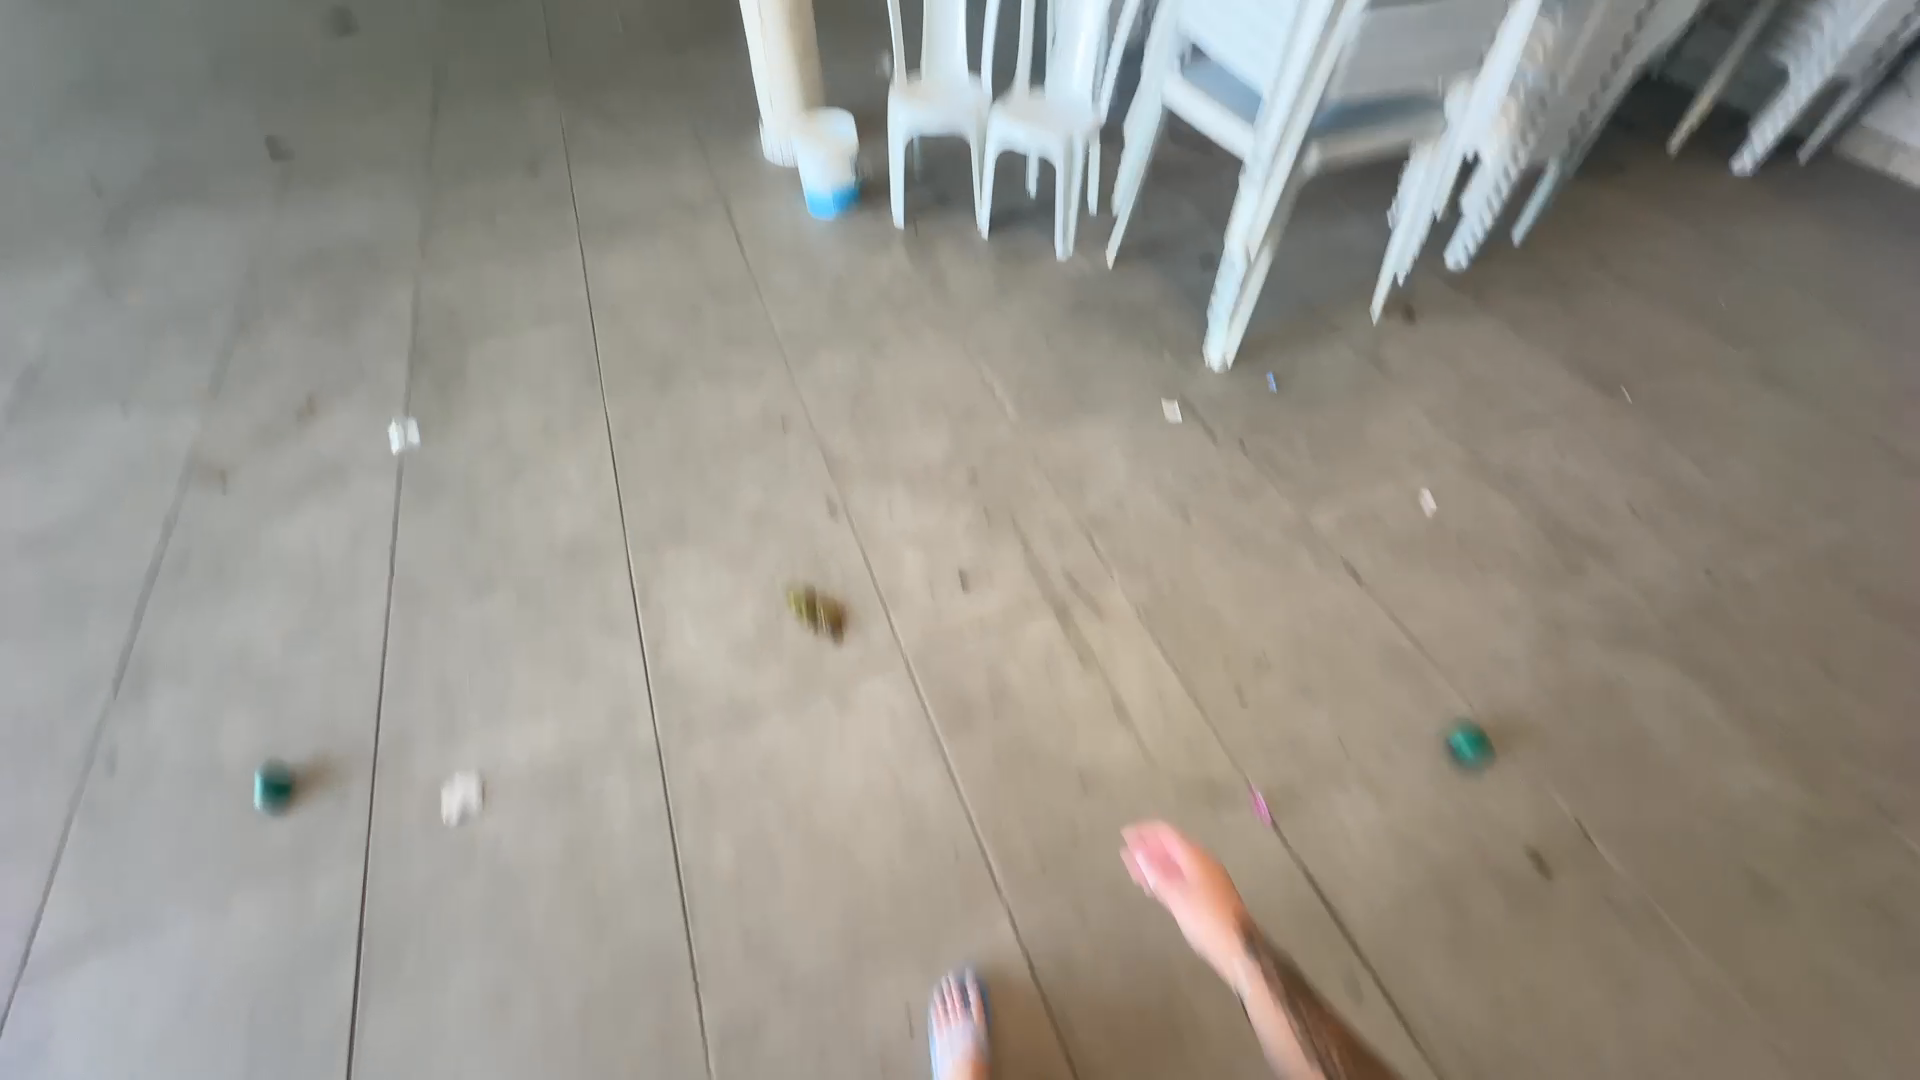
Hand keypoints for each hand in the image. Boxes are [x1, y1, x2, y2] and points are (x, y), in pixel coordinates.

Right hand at [1120, 821, 1251, 985]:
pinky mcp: (1207, 896)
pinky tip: (1153, 887)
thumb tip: (1138, 852)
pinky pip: (1180, 878)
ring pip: (1174, 865)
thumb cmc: (1205, 918)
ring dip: (1154, 865)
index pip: (1165, 833)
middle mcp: (1200, 862)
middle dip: (1147, 849)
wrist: (1238, 949)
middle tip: (1126, 853)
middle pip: (1170, 847)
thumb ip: (1155, 872)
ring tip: (1134, 870)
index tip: (1125, 835)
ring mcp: (1205, 879)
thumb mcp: (1176, 895)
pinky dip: (1164, 878)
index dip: (1144, 832)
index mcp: (1194, 856)